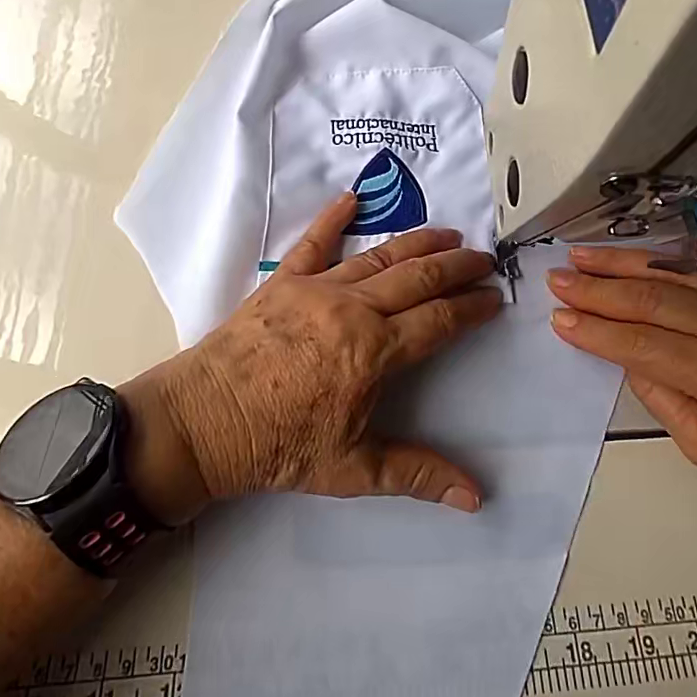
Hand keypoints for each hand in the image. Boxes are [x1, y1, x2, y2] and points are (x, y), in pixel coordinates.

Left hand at [120, 192, 503, 523]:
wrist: (203, 421)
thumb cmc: (276, 446)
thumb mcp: (351, 469)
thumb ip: (416, 474)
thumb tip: (476, 498)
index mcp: (373, 352)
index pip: (438, 321)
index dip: (471, 309)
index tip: (493, 298)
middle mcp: (349, 309)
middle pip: (416, 279)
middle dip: (455, 267)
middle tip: (483, 259)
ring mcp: (312, 290)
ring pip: (376, 257)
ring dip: (415, 243)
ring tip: (446, 235)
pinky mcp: (279, 284)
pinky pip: (312, 243)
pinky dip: (333, 219)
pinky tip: (351, 199)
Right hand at [546, 246, 696, 536]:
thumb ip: (663, 398)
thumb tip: (629, 359)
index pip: (643, 345)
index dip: (596, 330)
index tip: (559, 318)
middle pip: (656, 300)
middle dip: (599, 288)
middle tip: (558, 278)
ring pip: (679, 275)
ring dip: (625, 264)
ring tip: (582, 256)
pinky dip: (665, 260)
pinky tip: (635, 256)